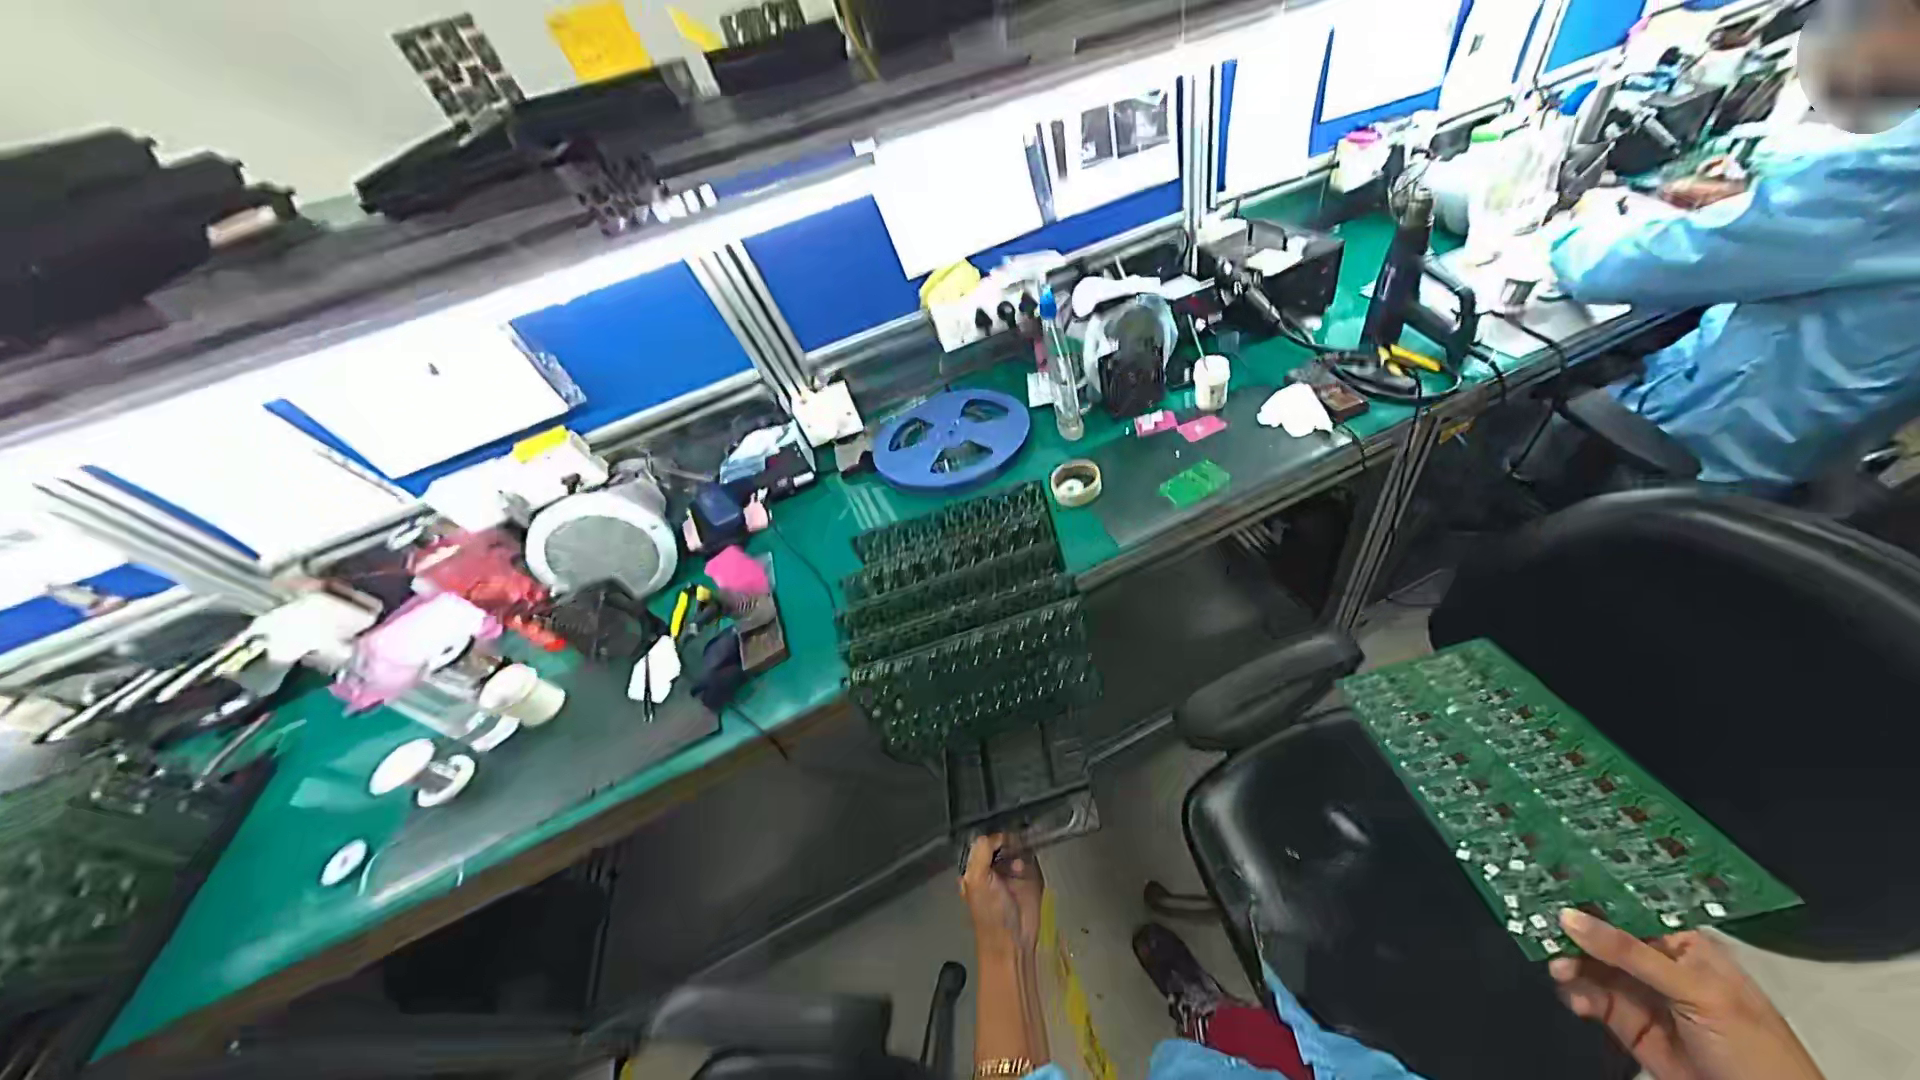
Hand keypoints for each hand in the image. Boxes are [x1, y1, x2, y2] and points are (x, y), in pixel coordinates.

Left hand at [960, 833, 1044, 956]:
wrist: (1013, 943)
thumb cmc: (990, 916)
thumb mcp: (976, 881)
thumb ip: (981, 853)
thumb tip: (995, 835)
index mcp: (975, 867)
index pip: (983, 840)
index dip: (991, 836)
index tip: (999, 837)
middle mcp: (994, 866)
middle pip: (1002, 840)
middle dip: (1007, 841)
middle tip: (1010, 849)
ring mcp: (1013, 871)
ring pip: (1018, 845)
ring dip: (1019, 850)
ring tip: (1016, 866)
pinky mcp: (1031, 877)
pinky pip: (1032, 857)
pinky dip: (1030, 857)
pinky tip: (1023, 869)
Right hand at [1551, 908, 1824, 1079]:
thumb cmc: (1760, 1055)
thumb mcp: (1701, 994)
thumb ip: (1633, 954)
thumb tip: (1570, 917)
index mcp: (1683, 946)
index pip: (1628, 907)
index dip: (1591, 892)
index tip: (1551, 880)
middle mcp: (1654, 962)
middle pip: (1597, 932)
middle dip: (1568, 930)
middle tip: (1542, 926)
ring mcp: (1636, 991)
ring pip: (1584, 961)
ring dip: (1566, 962)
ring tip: (1559, 969)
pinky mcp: (1621, 1018)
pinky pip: (1584, 995)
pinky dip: (1572, 993)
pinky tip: (1576, 1000)